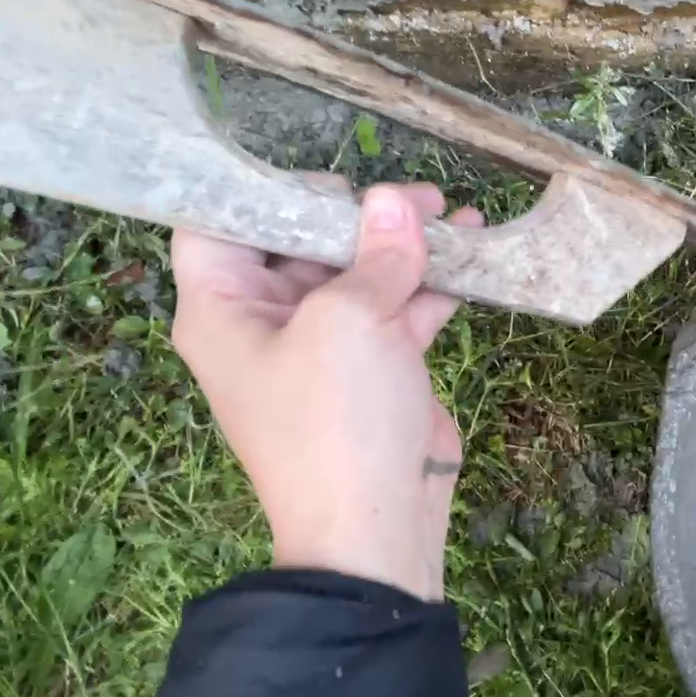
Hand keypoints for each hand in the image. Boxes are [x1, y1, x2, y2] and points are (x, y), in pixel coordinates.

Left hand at [168, 180, 483, 601]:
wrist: (377, 517)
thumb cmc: (336, 414)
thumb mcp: (349, 320)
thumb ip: (377, 254)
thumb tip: (397, 198)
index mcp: (226, 310)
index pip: (221, 228)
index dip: (269, 193)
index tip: (336, 179)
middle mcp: (272, 322)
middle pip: (307, 246)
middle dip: (363, 217)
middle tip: (417, 196)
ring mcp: (331, 345)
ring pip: (365, 276)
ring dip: (409, 247)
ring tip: (456, 213)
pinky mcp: (380, 365)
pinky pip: (403, 309)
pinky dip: (436, 284)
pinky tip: (475, 256)